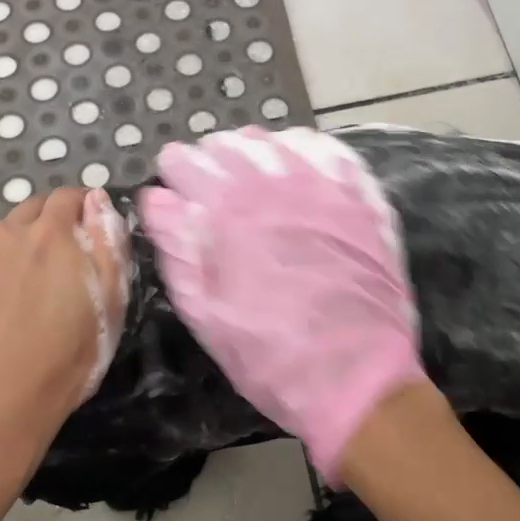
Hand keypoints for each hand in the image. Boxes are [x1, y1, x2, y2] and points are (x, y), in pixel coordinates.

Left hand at [0, 188, 129, 471]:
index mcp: (51, 236)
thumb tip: (98, 200)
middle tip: (51, 277)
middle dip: (45, 233)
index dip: (80, 213)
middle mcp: (3, 234)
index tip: (85, 239)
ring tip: (12, 305)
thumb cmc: (61, 365)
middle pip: (28, 214)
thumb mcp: (110, 308)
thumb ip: (109, 245)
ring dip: (8, 258)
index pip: (68, 197)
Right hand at [139, 127, 426, 481]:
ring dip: (256, 152)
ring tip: (252, 176)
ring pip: (279, 141)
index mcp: (229, 212)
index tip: (173, 188)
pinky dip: (306, 151)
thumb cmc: (269, 356)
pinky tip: (299, 167)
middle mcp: (276, 185)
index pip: (187, 162)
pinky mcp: (362, 200)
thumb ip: (177, 248)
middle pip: (231, 145)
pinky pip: (331, 152)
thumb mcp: (205, 312)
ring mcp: (326, 188)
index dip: (174, 173)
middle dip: (211, 161)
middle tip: (209, 188)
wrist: (356, 378)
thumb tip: (157, 199)